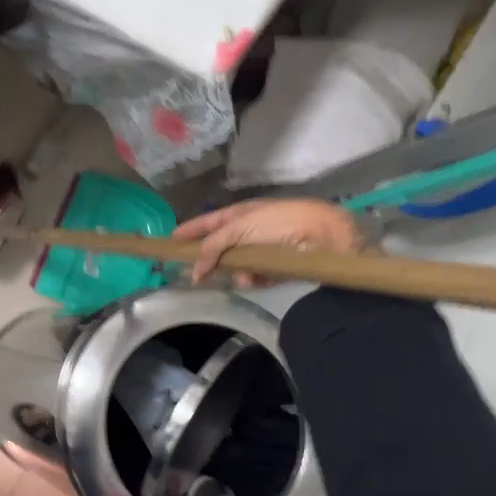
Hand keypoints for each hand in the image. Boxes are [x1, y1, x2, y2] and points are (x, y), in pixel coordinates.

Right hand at [173, 198, 368, 287]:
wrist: (324, 235)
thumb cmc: (279, 222)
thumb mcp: (239, 227)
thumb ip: (213, 247)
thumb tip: (195, 270)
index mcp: (239, 214)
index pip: (207, 223)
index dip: (189, 231)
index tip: (170, 242)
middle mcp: (250, 230)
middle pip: (221, 248)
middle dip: (213, 260)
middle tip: (198, 275)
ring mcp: (264, 249)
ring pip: (238, 265)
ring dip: (237, 272)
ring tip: (244, 276)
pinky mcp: (277, 268)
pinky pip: (256, 276)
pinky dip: (255, 279)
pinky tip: (259, 280)